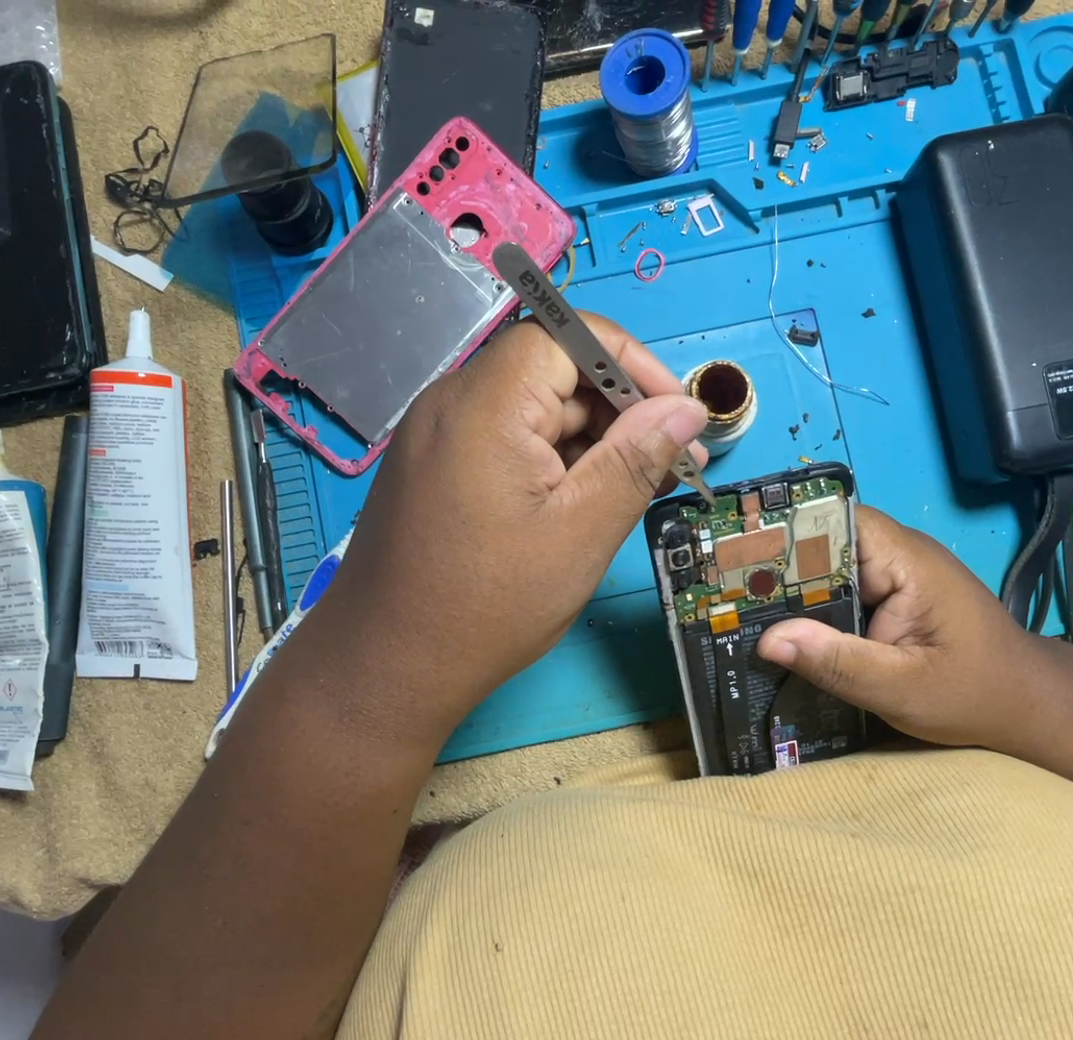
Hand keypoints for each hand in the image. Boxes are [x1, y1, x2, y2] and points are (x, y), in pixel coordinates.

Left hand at [277, 313, 707, 741]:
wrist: (384, 669)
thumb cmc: (486, 606)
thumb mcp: (580, 533)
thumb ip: (636, 461)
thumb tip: (688, 410)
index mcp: (485, 405)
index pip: (567, 337)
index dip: (630, 363)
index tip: (677, 414)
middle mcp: (451, 403)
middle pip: (551, 373)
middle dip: (617, 410)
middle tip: (669, 464)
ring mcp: (437, 436)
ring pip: (531, 411)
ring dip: (589, 441)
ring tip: (635, 490)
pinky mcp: (434, 467)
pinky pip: (504, 440)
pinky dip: (550, 461)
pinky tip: (582, 502)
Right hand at [754, 507, 1058, 751]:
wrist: (1027, 707)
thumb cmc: (976, 694)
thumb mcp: (903, 688)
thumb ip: (839, 663)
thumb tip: (768, 640)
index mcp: (904, 560)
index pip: (833, 520)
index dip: (783, 529)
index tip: (732, 552)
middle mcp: (894, 555)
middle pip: (820, 542)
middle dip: (772, 562)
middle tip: (717, 588)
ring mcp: (889, 575)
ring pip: (823, 567)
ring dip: (784, 587)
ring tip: (731, 606)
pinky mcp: (886, 597)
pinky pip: (835, 590)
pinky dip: (805, 607)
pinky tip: (771, 627)